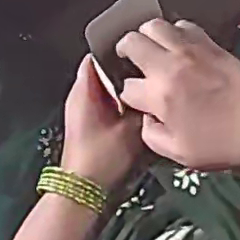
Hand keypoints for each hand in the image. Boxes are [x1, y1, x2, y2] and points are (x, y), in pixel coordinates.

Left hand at [60, 55, 144, 190]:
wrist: (84, 192)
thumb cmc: (101, 159)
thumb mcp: (131, 129)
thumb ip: (145, 105)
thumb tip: (159, 90)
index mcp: (84, 89)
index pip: (98, 53)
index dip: (120, 48)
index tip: (141, 47)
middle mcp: (80, 95)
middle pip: (105, 69)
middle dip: (127, 68)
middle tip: (151, 67)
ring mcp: (84, 109)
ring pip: (109, 88)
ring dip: (126, 87)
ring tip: (150, 85)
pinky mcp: (90, 123)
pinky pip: (109, 103)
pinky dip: (123, 102)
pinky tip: (141, 108)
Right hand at [117, 19, 239, 172]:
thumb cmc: (226, 144)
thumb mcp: (180, 153)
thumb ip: (152, 136)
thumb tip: (147, 118)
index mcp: (159, 95)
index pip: (126, 87)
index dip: (128, 96)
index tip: (137, 103)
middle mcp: (169, 65)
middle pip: (131, 42)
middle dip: (125, 52)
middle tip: (130, 62)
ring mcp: (189, 50)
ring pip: (153, 25)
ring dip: (146, 36)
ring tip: (150, 48)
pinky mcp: (208, 42)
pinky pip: (181, 25)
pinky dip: (174, 33)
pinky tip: (178, 47)